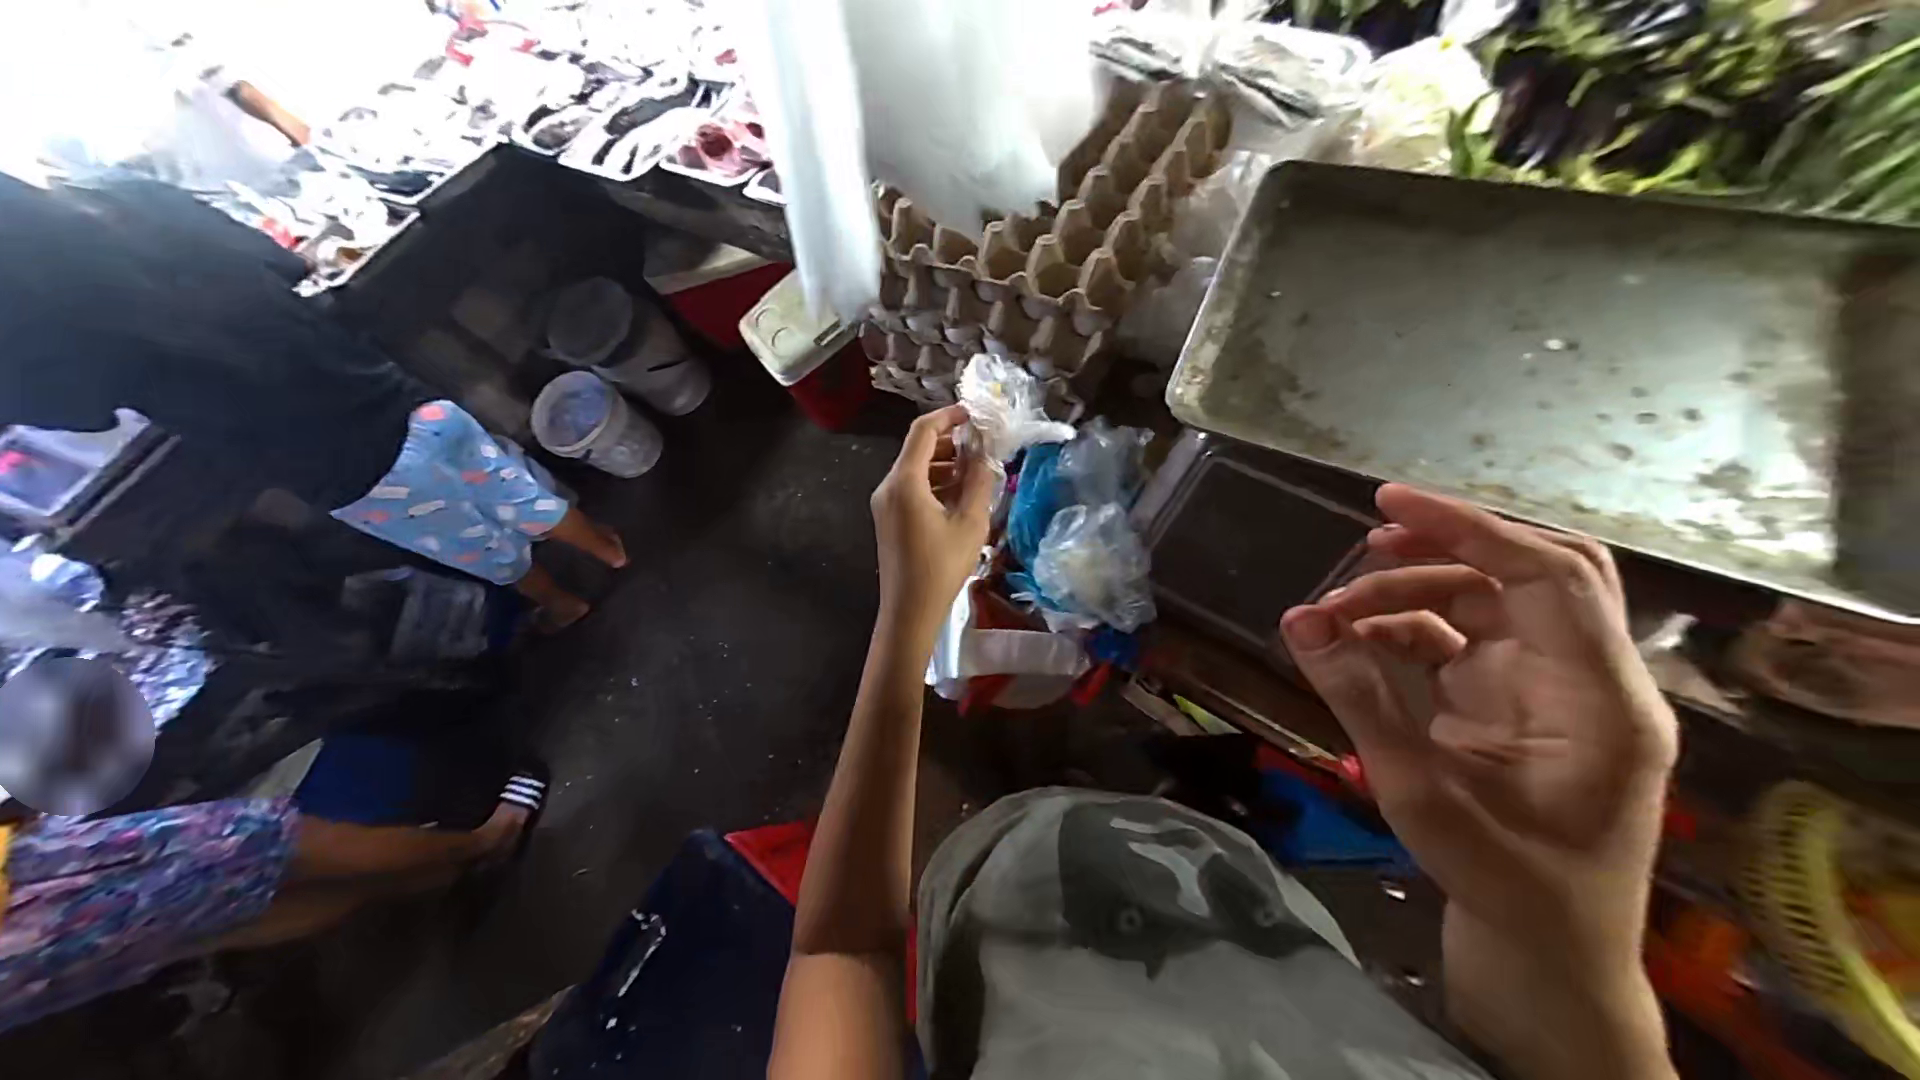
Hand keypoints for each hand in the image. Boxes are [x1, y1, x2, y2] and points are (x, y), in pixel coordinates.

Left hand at [871, 406, 995, 636]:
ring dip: (944, 465)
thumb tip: (985, 455)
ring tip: (976, 472)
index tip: (974, 415)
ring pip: (915, 470)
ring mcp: (884, 504)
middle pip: (917, 449)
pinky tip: (959, 496)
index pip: (923, 431)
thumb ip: (979, 482)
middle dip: (950, 442)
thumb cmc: (942, 567)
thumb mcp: (970, 523)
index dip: (949, 416)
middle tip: (981, 445)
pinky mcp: (888, 519)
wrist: (909, 611)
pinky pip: (910, 489)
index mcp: (905, 482)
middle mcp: (888, 487)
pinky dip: (934, 483)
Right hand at [1280, 484, 1677, 1079]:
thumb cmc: (1498, 876)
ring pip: (1487, 600)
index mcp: (1596, 699)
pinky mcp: (1513, 698)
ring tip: (1333, 613)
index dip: (1468, 527)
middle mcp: (1585, 678)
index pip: (1548, 576)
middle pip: (1535, 570)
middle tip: (1370, 536)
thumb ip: (1357, 696)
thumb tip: (1296, 618)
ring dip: (1409, 593)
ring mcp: (1550, 686)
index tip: (1386, 502)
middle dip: (1449, 542)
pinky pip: (1459, 637)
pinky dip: (1402, 629)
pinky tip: (1351, 642)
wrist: (1541, 943)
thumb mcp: (1417, 786)